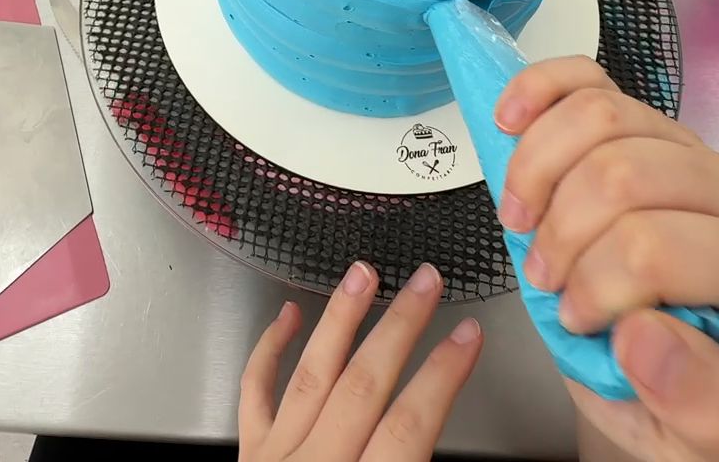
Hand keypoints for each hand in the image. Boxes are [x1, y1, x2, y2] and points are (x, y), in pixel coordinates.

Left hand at [239, 261, 483, 460]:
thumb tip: (443, 439)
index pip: (410, 425)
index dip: (443, 375)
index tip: (468, 335)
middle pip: (364, 385)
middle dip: (401, 327)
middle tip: (428, 282)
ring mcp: (275, 461)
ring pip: (311, 373)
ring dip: (341, 318)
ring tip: (364, 274)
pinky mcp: (249, 458)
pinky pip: (255, 393)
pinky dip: (269, 350)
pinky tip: (286, 314)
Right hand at [494, 57, 718, 461]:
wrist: (653, 352)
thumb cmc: (674, 392)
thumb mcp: (696, 439)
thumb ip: (701, 409)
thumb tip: (646, 338)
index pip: (662, 246)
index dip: (595, 281)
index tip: (574, 320)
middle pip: (622, 172)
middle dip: (559, 229)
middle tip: (542, 275)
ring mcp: (688, 145)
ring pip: (600, 114)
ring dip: (534, 170)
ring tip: (522, 220)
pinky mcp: (639, 118)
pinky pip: (586, 78)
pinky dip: (537, 90)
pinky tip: (509, 121)